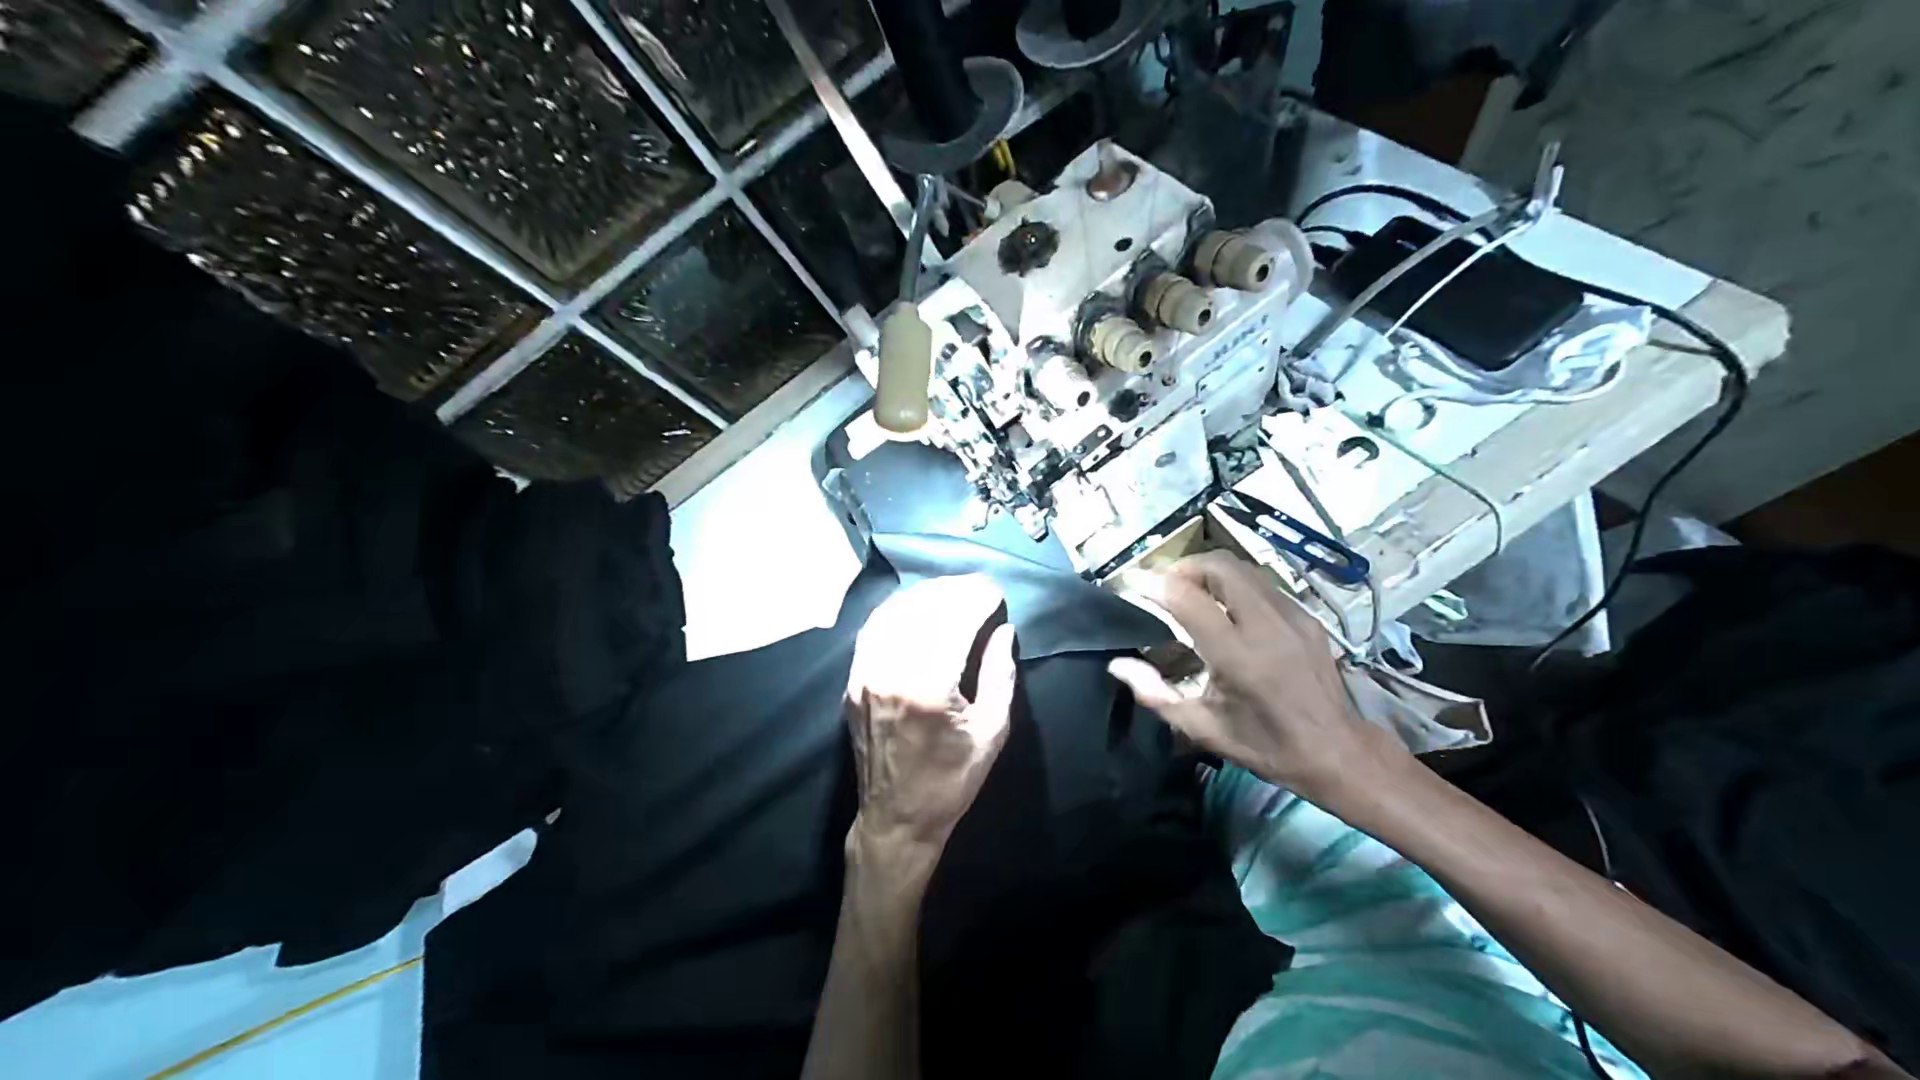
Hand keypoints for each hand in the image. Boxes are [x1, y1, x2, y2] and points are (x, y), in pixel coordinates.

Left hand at [844, 574, 1016, 864]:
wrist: (896, 818)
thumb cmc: (951, 781)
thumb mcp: (991, 732)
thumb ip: (999, 674)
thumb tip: (1002, 630)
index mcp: (927, 688)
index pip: (953, 621)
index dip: (976, 600)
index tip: (995, 594)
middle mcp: (889, 673)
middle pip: (922, 610)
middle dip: (954, 591)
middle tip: (978, 588)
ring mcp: (864, 675)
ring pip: (894, 614)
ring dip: (925, 595)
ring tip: (951, 591)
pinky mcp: (853, 681)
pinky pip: (873, 630)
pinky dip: (897, 611)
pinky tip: (916, 606)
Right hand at [1108, 551, 1410, 807]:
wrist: (1337, 751)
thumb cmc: (1264, 744)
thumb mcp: (1202, 728)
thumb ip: (1155, 694)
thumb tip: (1118, 665)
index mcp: (1236, 655)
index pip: (1187, 597)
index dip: (1155, 585)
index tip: (1136, 587)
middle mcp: (1264, 625)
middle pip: (1219, 566)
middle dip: (1185, 568)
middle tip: (1167, 587)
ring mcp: (1291, 616)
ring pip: (1243, 568)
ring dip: (1211, 572)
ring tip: (1194, 593)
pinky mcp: (1307, 616)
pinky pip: (1263, 584)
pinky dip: (1236, 585)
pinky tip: (1229, 610)